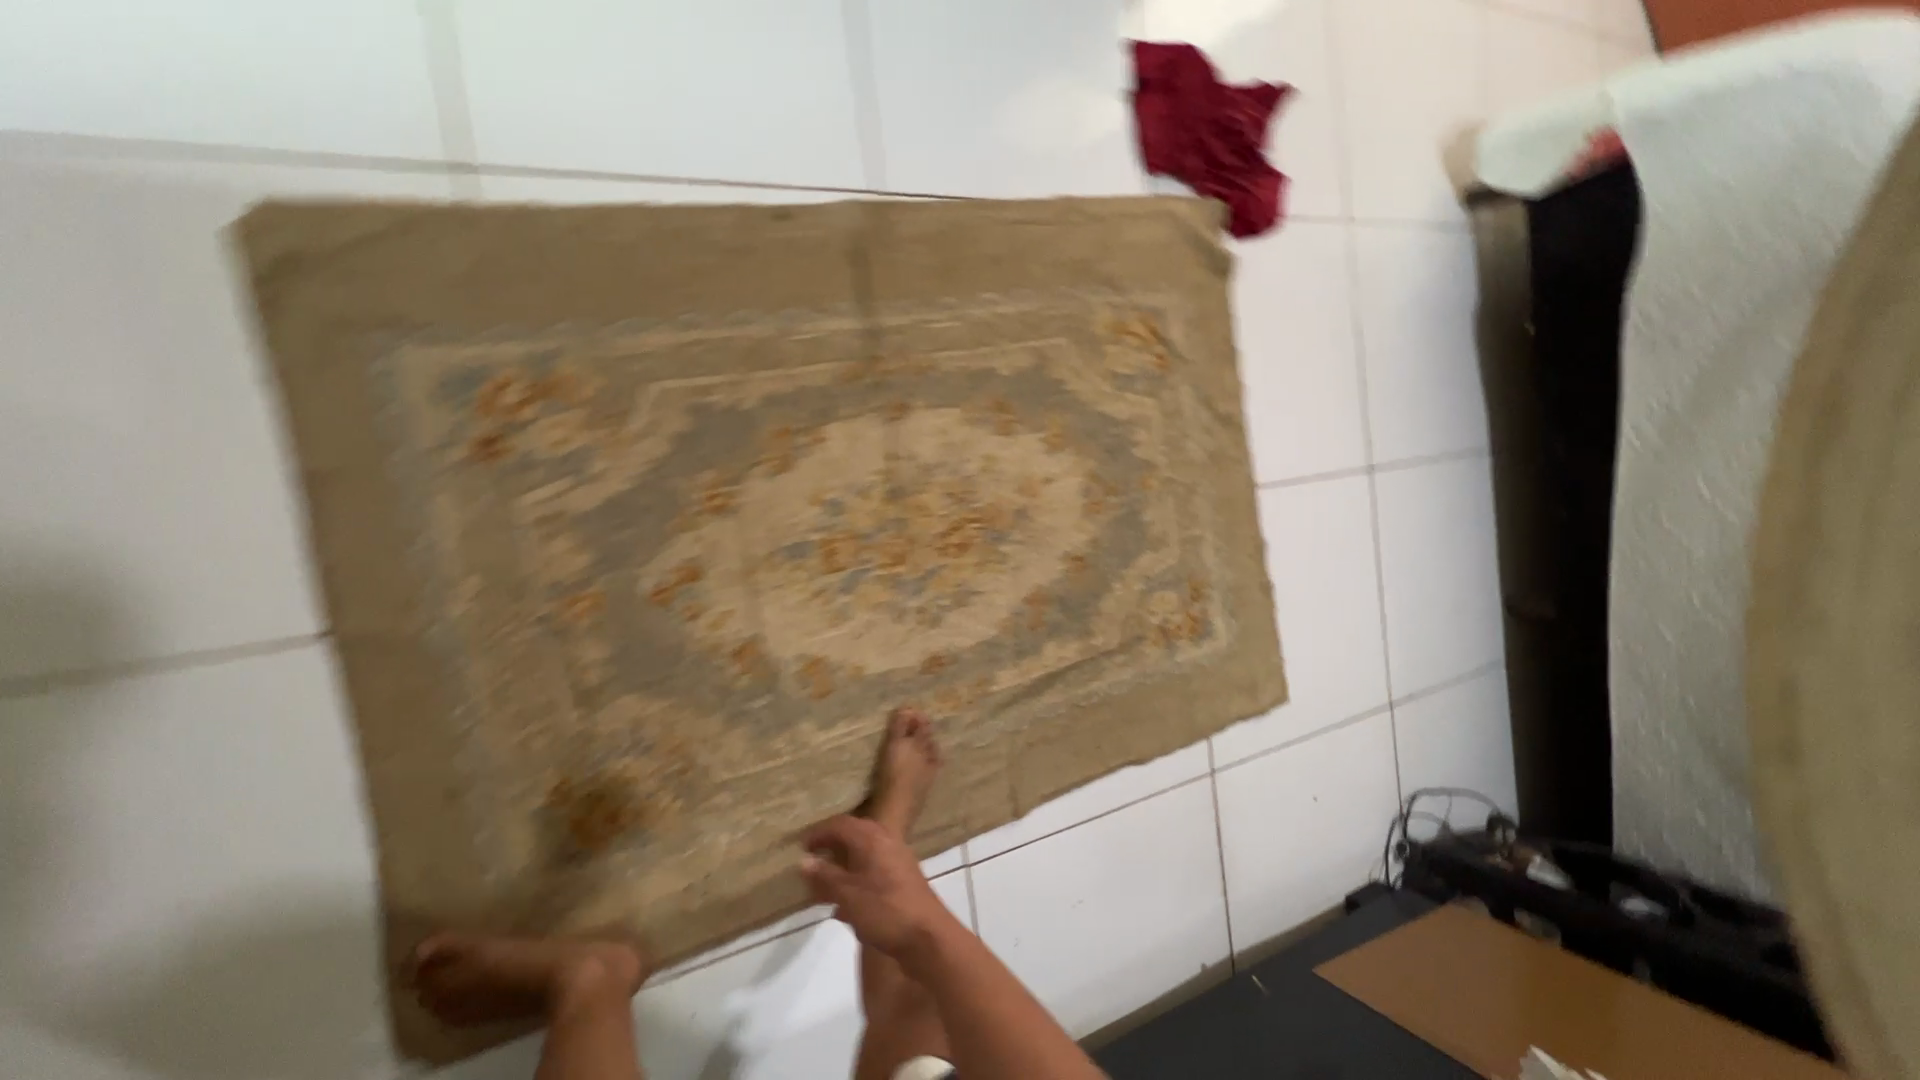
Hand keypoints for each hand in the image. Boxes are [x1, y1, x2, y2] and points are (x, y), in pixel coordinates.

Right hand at [800, 815, 955, 960]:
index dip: (819, 833)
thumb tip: (804, 861)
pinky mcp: (904, 883)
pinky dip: (857, 884)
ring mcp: (899, 863)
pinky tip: (844, 909)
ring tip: (824, 888)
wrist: (929, 938)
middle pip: (855, 836)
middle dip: (832, 847)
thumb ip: (825, 876)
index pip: (841, 824)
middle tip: (813, 861)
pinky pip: (874, 875)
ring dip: (844, 868)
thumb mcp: (848, 895)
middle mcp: (888, 843)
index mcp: (872, 839)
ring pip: (865, 857)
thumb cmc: (885, 911)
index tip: (801, 847)